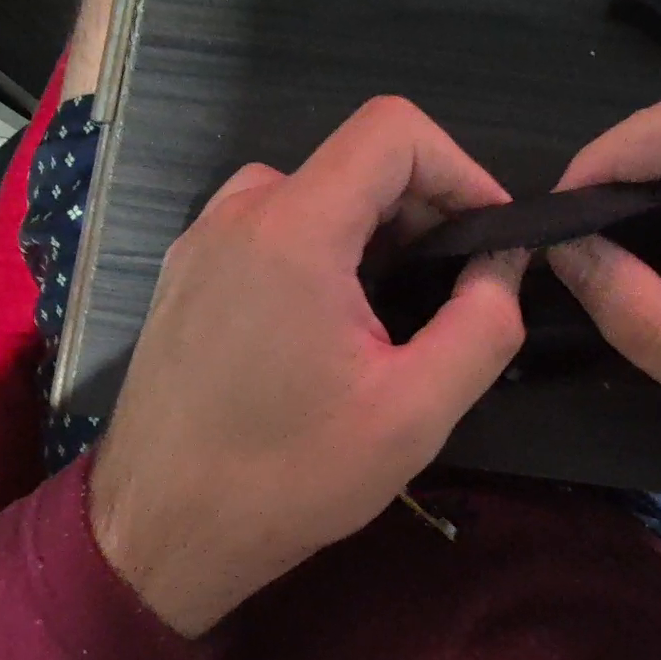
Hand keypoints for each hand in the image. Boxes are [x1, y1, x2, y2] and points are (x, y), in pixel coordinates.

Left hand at [88, 97, 528, 635]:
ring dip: (372, 228)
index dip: (458, 166)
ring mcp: (203, 237)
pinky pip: (271, 223)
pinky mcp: (188, 269)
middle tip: (453, 284)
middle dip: (423, 206)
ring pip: (315, 190)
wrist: (158, 530)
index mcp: (294, 227)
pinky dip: (322, 244)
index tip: (486, 233)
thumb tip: (502, 263)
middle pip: (356, 159)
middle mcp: (239, 211)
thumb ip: (483, 325)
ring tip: (396, 306)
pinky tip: (329, 319)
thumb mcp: (414, 413)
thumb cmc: (287, 476)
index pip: (394, 129)